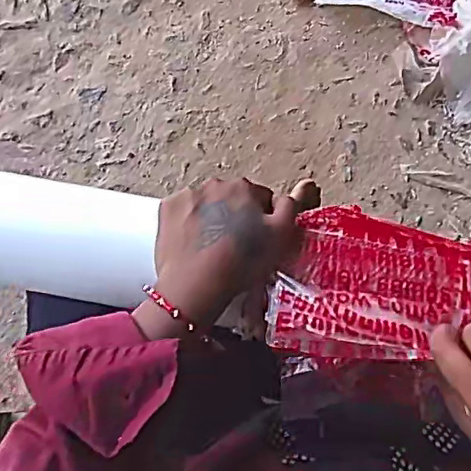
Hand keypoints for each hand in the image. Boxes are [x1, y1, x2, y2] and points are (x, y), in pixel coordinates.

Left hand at [136, 177, 319, 338]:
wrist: (195, 285)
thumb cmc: (241, 263)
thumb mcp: (281, 237)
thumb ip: (292, 207)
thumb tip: (303, 186)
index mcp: (245, 188)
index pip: (260, 199)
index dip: (262, 221)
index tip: (257, 241)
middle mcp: (215, 184)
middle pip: (231, 199)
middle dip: (235, 216)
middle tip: (235, 248)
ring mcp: (188, 196)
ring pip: (206, 204)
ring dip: (211, 219)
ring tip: (212, 249)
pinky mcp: (166, 209)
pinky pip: (183, 212)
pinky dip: (187, 223)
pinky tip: (193, 245)